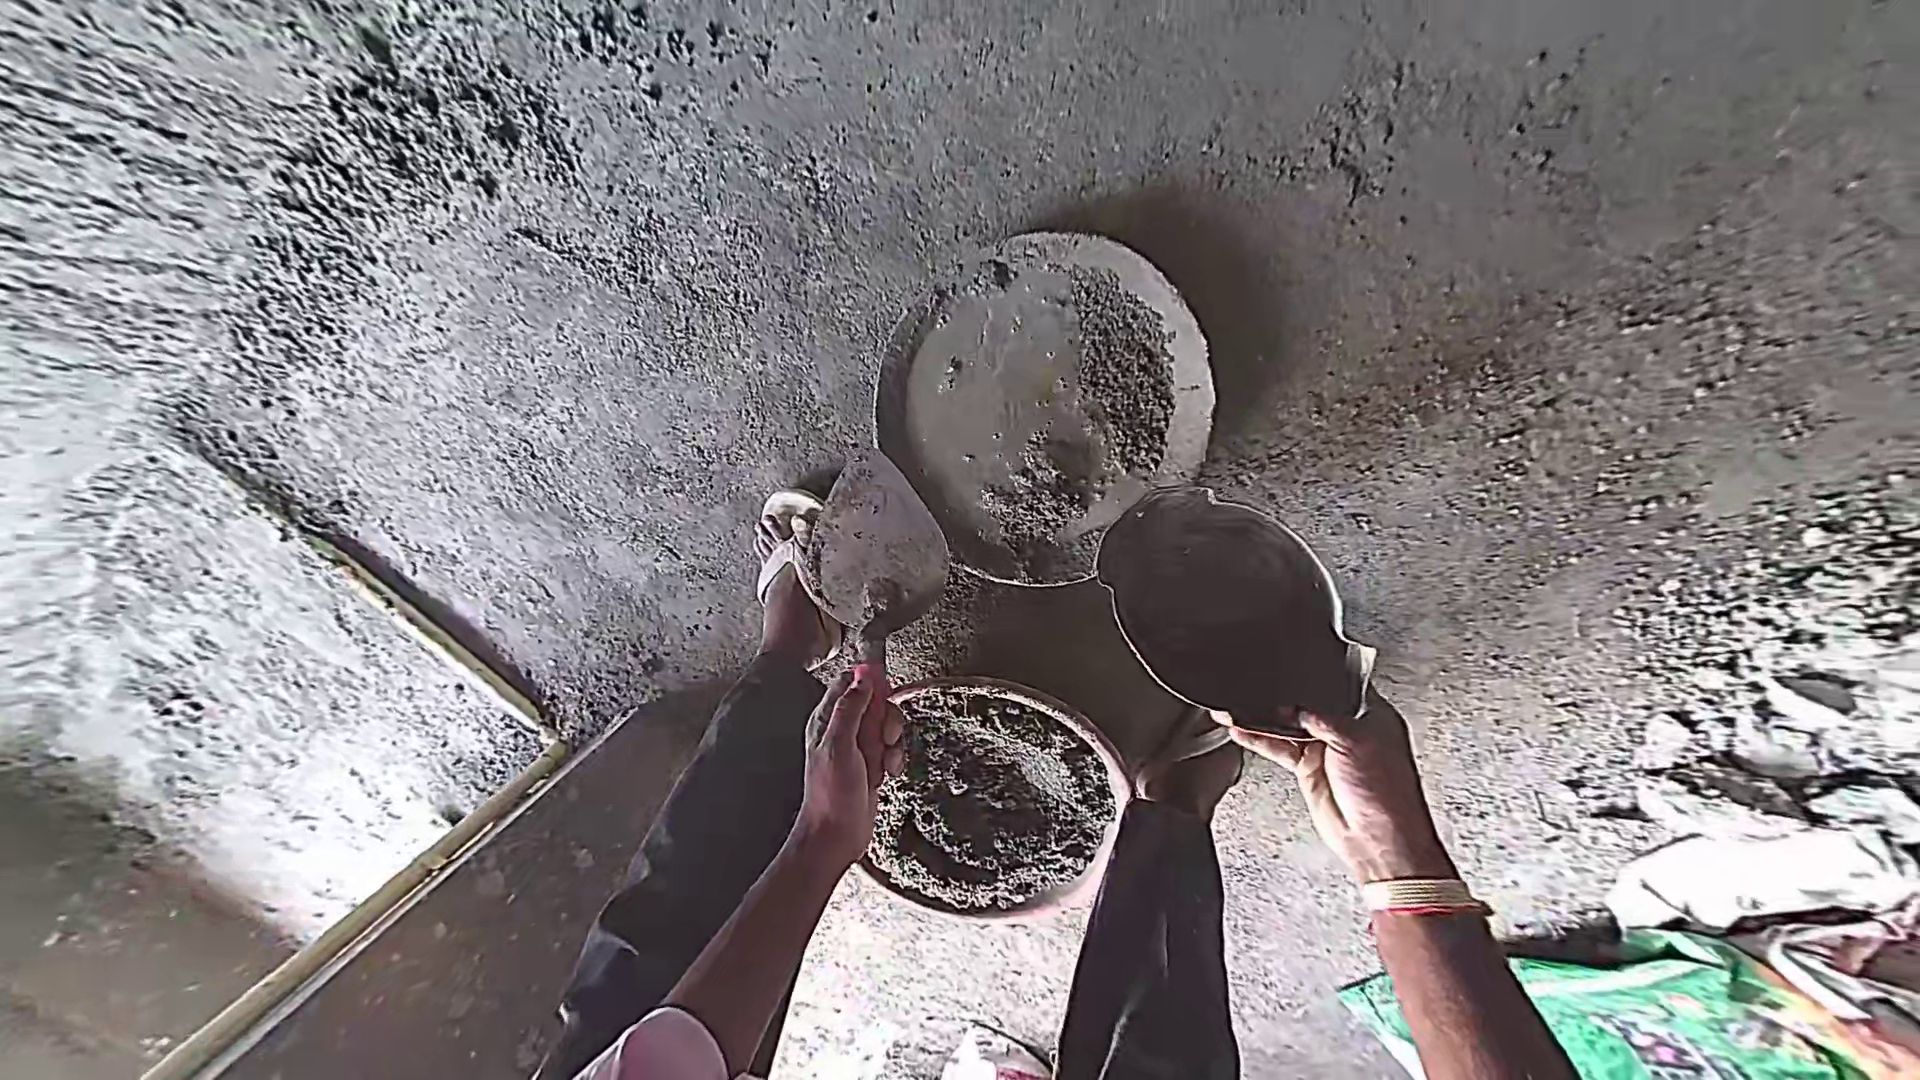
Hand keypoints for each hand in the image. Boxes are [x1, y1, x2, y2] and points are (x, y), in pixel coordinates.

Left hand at [791, 670, 905, 869]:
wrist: (837, 835)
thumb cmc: (830, 794)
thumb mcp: (839, 745)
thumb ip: (850, 709)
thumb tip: (863, 678)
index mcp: (827, 719)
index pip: (849, 682)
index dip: (869, 682)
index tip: (883, 694)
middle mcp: (842, 728)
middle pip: (875, 702)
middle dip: (886, 717)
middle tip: (883, 735)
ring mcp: (858, 746)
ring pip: (886, 724)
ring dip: (892, 741)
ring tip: (883, 759)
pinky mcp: (872, 762)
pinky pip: (891, 747)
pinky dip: (894, 758)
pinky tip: (886, 772)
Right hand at [1218, 690, 1455, 883]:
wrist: (1376, 842)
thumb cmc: (1387, 797)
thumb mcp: (1355, 741)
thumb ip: (1321, 717)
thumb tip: (1293, 706)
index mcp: (1371, 716)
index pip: (1338, 685)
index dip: (1316, 675)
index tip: (1290, 665)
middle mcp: (1347, 730)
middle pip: (1307, 704)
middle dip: (1283, 698)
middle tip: (1257, 688)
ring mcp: (1326, 749)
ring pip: (1287, 725)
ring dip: (1263, 718)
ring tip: (1238, 708)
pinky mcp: (1308, 767)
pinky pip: (1277, 746)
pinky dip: (1258, 738)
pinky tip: (1241, 730)